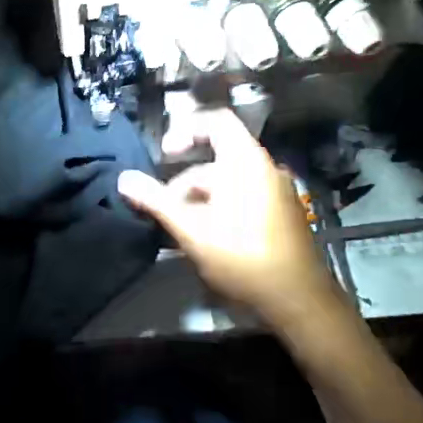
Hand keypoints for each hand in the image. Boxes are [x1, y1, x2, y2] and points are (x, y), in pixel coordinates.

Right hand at [117, 110, 356, 345]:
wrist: (298, 300)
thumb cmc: (243, 257)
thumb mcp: (193, 230)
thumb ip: (157, 201)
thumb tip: (124, 179)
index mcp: (247, 162)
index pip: (216, 122)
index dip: (186, 129)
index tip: (164, 154)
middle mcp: (266, 169)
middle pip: (217, 160)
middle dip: (185, 182)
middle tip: (166, 211)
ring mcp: (278, 192)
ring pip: (229, 183)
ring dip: (200, 201)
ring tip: (183, 232)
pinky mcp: (283, 214)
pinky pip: (245, 198)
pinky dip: (221, 209)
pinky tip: (207, 240)